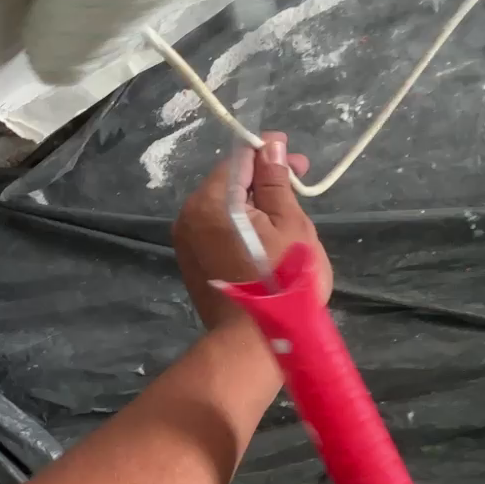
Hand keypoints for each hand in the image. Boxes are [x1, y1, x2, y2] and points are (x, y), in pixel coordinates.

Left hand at [172, 132, 330, 331]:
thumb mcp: (288, 223)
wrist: (251, 338)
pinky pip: (215, 227)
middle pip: (227, 182)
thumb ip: (275, 181)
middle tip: (298, 184)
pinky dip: (239, 222)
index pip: (237, 161)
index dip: (266, 154)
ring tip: (286, 210)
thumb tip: (269, 144)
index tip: (296, 160)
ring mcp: (186, 238)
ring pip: (222, 205)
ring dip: (252, 201)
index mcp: (210, 202)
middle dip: (261, 178)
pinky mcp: (191, 257)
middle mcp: (188, 215)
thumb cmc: (281, 279)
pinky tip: (264, 233)